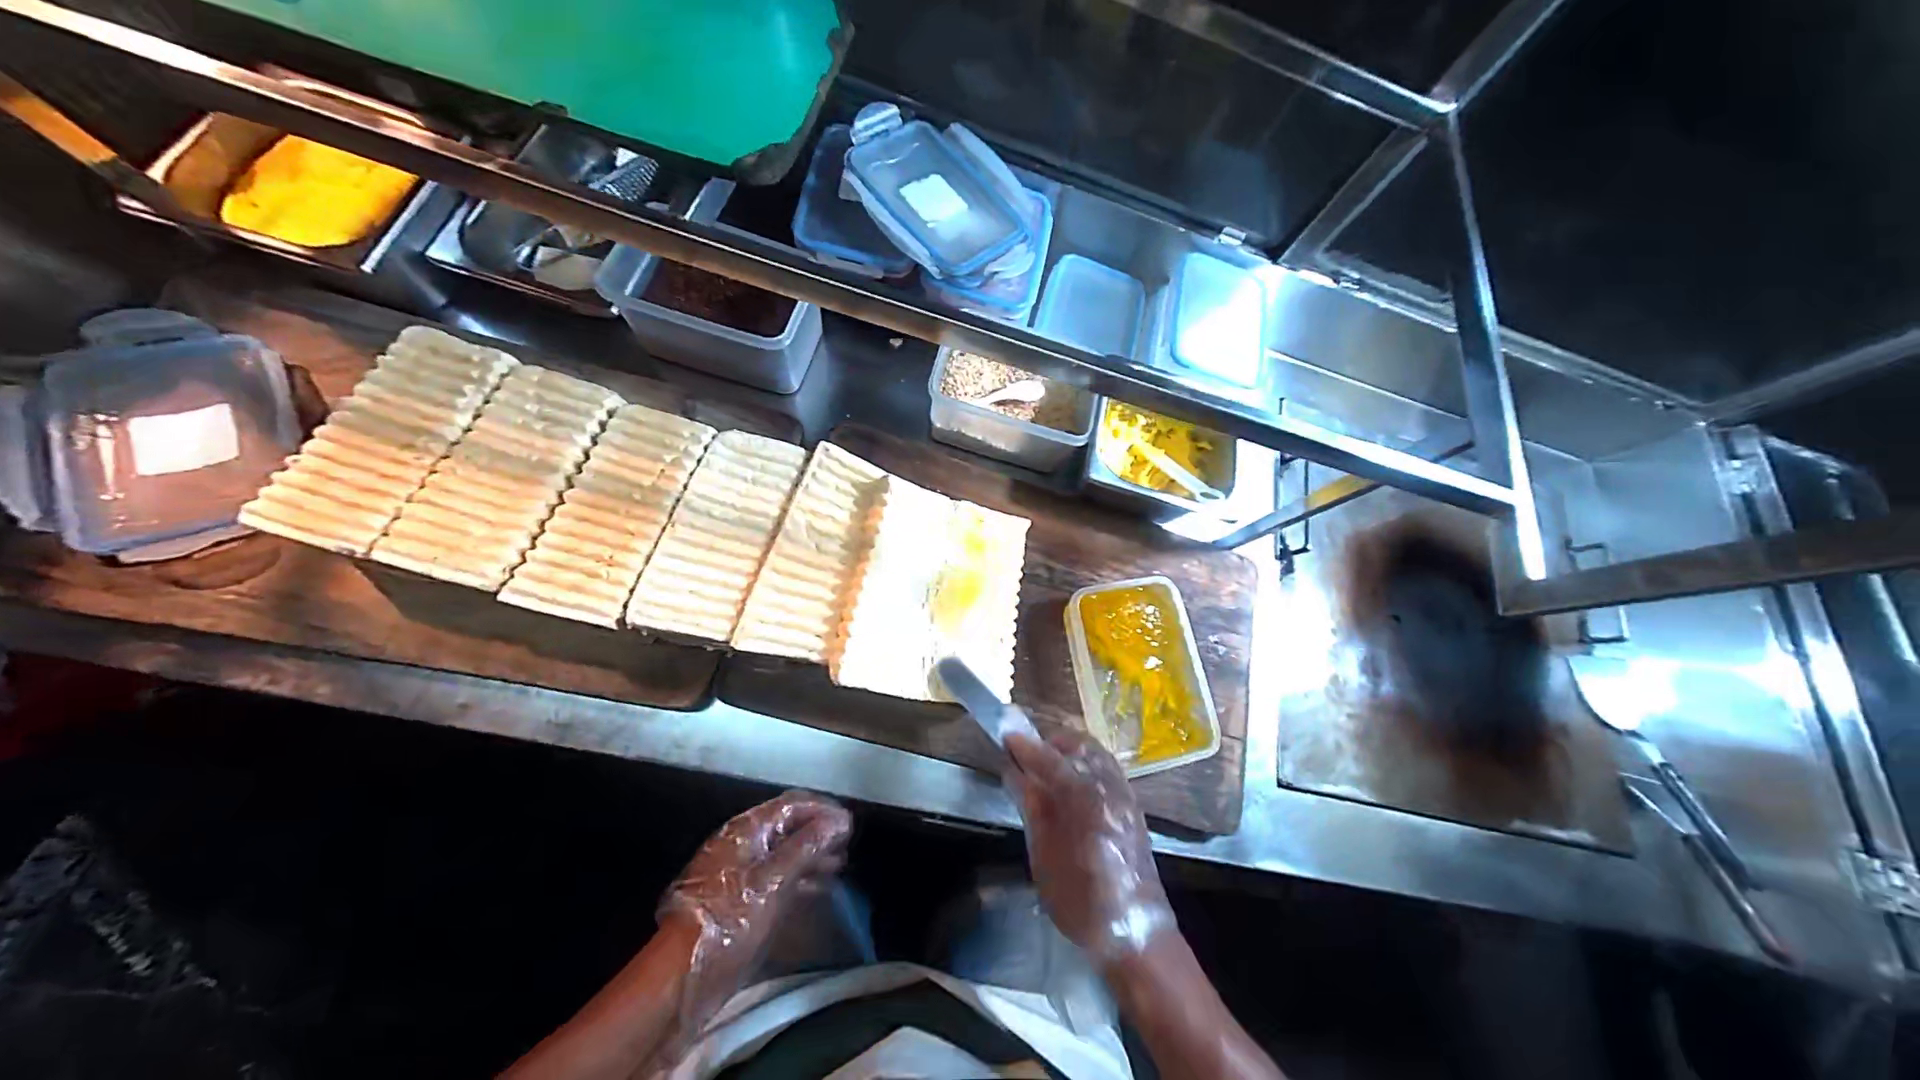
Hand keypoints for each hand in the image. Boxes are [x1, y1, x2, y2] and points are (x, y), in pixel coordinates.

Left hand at [658, 790, 851, 1024]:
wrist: (682, 976)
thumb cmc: (728, 921)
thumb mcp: (774, 881)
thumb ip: (808, 846)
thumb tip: (839, 820)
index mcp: (745, 830)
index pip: (791, 804)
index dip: (823, 808)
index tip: (850, 823)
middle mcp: (740, 845)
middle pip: (787, 826)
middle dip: (819, 832)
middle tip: (848, 845)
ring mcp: (737, 873)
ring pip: (782, 853)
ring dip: (811, 855)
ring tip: (839, 865)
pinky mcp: (738, 901)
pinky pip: (775, 877)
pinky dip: (798, 877)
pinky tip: (815, 889)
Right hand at [1004, 728, 1174, 964]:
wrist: (1135, 933)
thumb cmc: (1081, 901)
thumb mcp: (1045, 857)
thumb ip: (1033, 807)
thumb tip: (1015, 773)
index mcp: (1085, 799)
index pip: (1050, 757)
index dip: (1025, 746)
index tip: (1005, 737)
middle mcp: (1110, 787)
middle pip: (1078, 745)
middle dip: (1049, 743)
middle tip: (1023, 755)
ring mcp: (1126, 794)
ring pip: (1094, 753)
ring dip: (1068, 752)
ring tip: (1044, 768)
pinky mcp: (1133, 805)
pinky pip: (1106, 768)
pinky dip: (1084, 764)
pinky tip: (1070, 783)